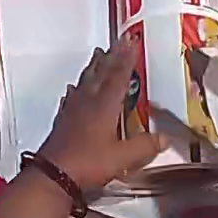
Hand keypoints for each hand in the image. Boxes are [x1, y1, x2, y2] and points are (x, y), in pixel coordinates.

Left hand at [34, 39, 162, 193]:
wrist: (53, 176)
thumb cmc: (88, 164)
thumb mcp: (121, 158)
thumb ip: (143, 146)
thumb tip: (164, 138)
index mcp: (104, 106)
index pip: (118, 76)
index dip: (126, 59)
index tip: (131, 41)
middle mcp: (87, 102)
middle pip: (100, 74)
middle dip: (111, 57)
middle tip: (117, 41)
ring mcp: (72, 111)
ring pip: (85, 82)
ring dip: (93, 68)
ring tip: (98, 56)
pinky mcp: (63, 121)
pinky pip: (71, 98)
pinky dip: (76, 90)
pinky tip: (73, 90)